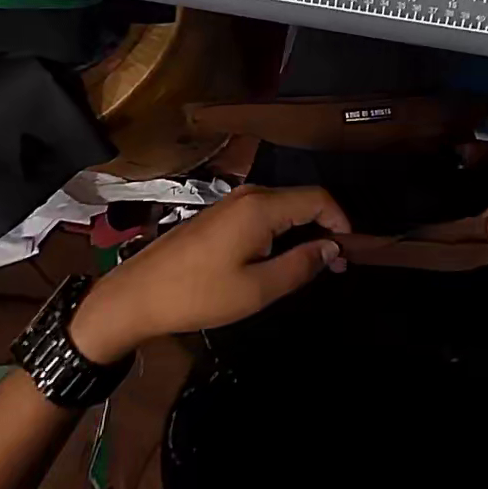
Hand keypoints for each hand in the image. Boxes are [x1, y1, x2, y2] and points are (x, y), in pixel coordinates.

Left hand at [69, 185, 349, 361]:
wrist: (137, 294)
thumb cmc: (198, 294)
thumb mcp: (257, 290)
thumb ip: (300, 265)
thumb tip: (332, 248)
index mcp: (261, 207)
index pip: (318, 199)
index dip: (341, 221)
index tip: (349, 252)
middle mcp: (250, 194)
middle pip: (302, 200)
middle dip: (324, 227)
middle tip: (334, 265)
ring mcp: (233, 201)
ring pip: (283, 206)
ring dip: (303, 230)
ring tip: (311, 264)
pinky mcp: (221, 213)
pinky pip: (264, 213)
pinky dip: (282, 230)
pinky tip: (279, 257)